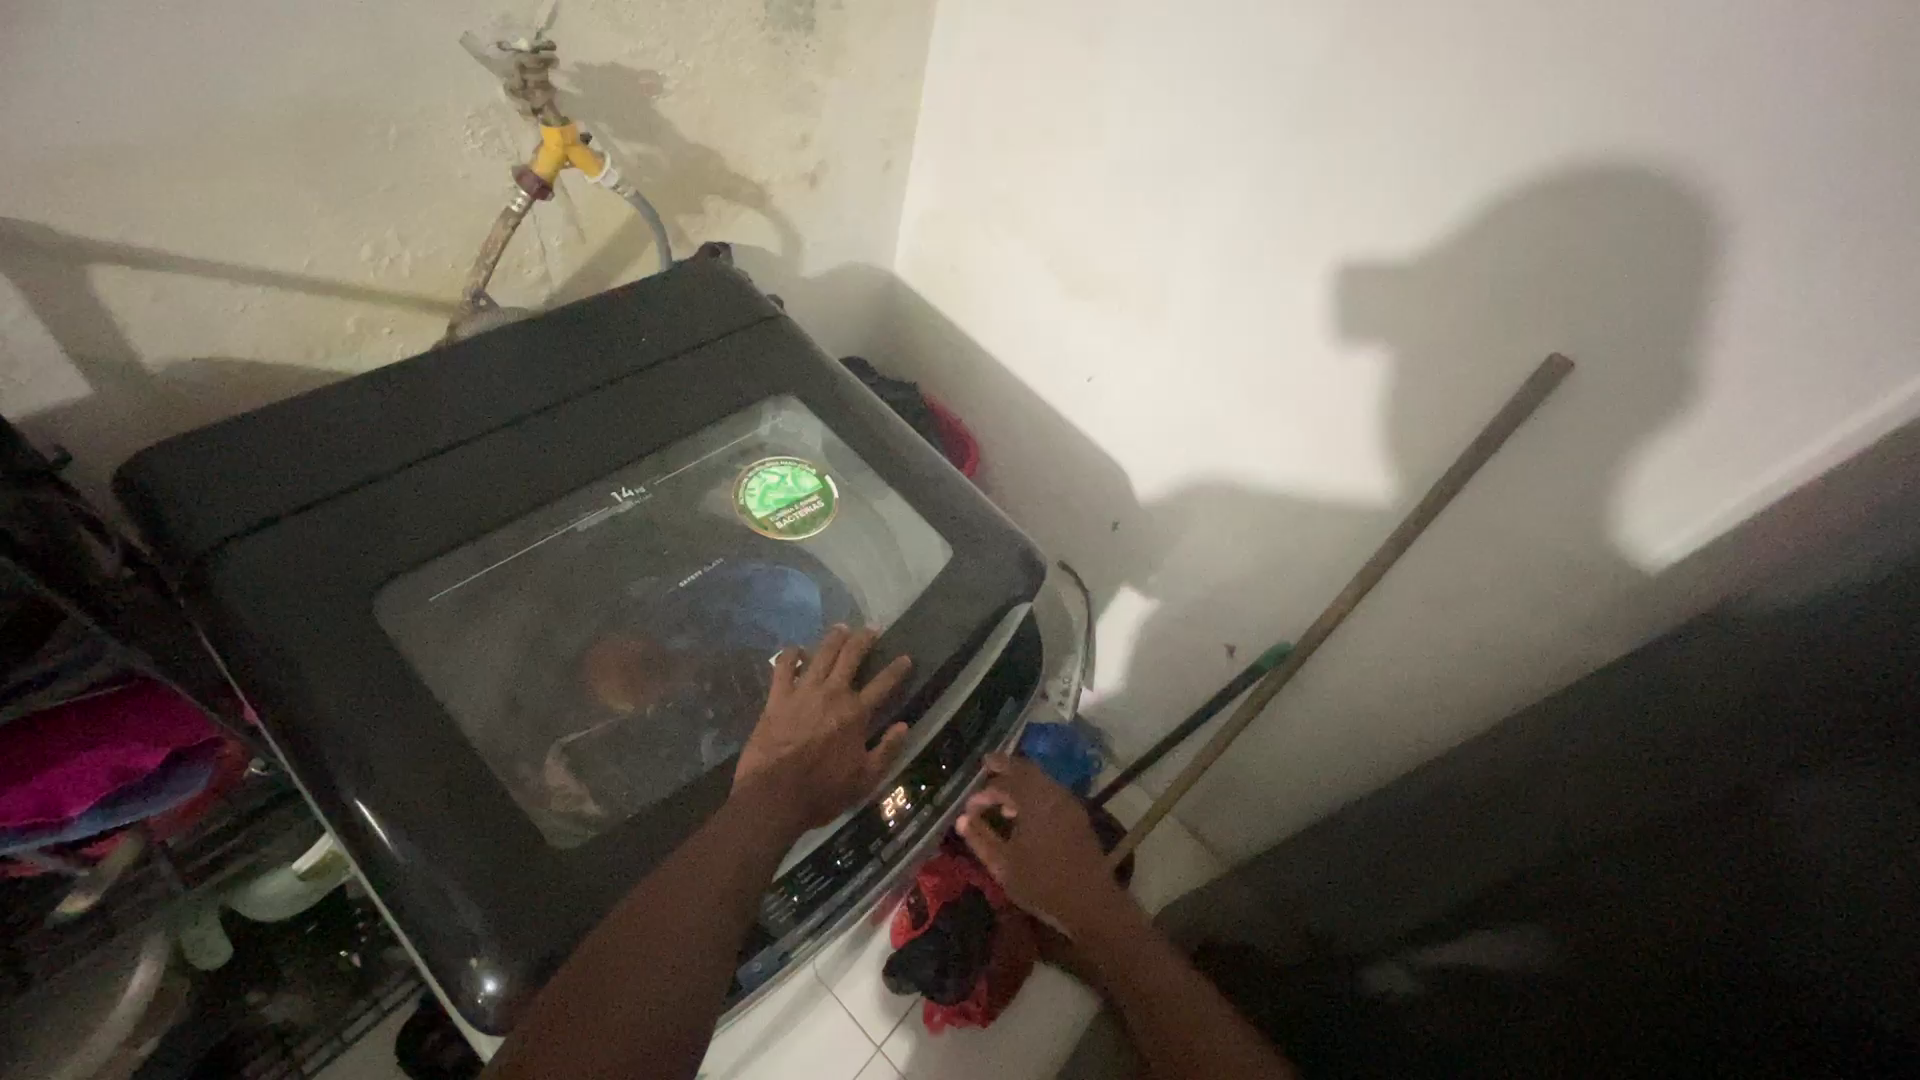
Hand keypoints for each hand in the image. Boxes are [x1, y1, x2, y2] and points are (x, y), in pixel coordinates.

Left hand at [734, 625, 911, 833]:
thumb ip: (887, 750)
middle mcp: (832, 694)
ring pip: (821, 654)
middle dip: (864, 639)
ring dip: (833, 638)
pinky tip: (796, 649)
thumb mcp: (865, 779)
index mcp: (856, 713)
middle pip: (851, 656)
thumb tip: (904, 726)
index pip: (884, 684)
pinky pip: (783, 667)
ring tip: (841, 628)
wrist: (774, 796)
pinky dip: (790, 655)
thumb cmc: (823, 792)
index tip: (906, 658)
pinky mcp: (777, 698)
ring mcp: (803, 692)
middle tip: (872, 628)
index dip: (897, 669)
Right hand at [956, 753, 1135, 936]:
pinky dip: (1035, 793)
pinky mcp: (1078, 816)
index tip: (969, 809)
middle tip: (987, 764)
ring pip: (1041, 780)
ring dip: (1020, 782)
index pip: (1003, 784)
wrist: (1090, 903)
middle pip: (1026, 769)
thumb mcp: (1002, 865)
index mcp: (1034, 801)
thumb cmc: (1042, 884)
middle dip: (1005, 766)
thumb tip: (962, 819)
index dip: (983, 793)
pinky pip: (1052, 792)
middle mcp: (1053, 794)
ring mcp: (1069, 803)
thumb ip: (980, 839)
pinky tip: (1025, 815)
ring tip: (1003, 800)